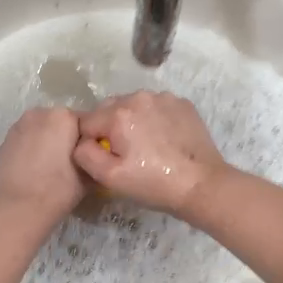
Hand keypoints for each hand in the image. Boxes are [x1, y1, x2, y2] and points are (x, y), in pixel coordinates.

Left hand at [0, 107, 85, 220]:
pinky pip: (25, 140)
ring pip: (41, 130)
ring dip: (47, 141)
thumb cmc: (59, 188)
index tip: (89, 156)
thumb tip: (94, 153)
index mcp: (63, 116)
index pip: (84, 122)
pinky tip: (34, 168)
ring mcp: (18, 125)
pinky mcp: (5, 141)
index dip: (88, 140)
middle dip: (65, 137)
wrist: (20, 207)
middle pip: (59, 122)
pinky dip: (31, 148)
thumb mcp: (90, 174)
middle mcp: (39, 113)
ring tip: (50, 166)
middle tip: (70, 161)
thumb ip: (94, 156)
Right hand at [74, 91, 228, 216]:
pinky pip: (156, 107)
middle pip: (109, 109)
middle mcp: (139, 97)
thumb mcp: (110, 178)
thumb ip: (85, 155)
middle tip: (124, 154)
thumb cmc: (153, 184)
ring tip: (145, 147)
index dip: (90, 142)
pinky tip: (163, 140)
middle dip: (110, 128)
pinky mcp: (182, 104)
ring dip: (132, 122)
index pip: (86, 121)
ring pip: (133, 106)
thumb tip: (81, 142)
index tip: (104, 159)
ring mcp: (164, 97)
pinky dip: (154, 119)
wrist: (201, 185)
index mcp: (118, 113)